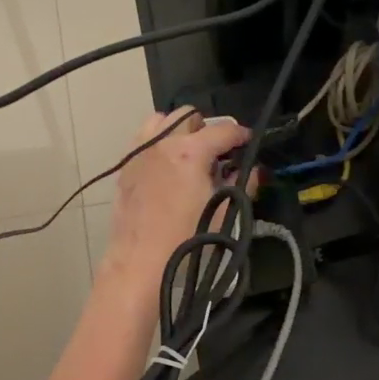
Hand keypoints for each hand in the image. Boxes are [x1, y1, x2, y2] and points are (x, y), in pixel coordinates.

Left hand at [101, 111, 248, 283]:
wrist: (139, 262)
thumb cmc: (186, 242)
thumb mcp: (223, 215)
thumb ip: (242, 186)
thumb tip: (252, 171)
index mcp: (190, 153)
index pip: (223, 130)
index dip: (241, 135)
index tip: (248, 143)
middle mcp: (162, 143)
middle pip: (190, 117)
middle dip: (207, 130)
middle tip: (217, 154)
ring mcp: (140, 151)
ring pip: (162, 120)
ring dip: (179, 129)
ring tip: (188, 153)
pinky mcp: (126, 166)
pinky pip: (143, 137)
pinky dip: (157, 139)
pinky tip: (165, 163)